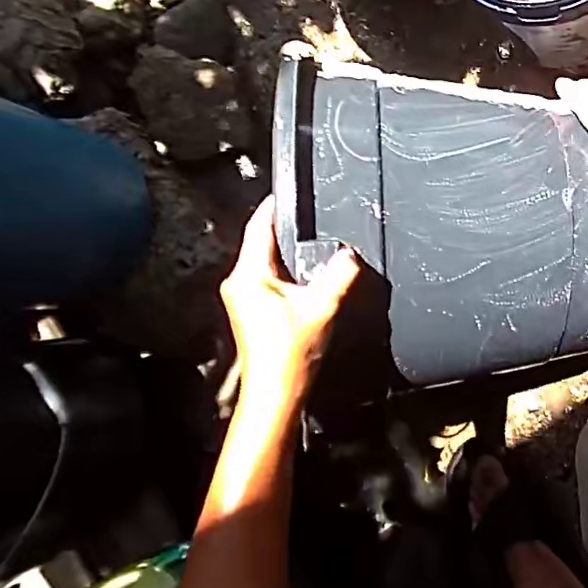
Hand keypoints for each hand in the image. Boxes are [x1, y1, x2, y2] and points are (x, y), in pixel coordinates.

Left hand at [220, 196, 360, 407]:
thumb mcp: (322, 307)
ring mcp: (241, 300)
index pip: (258, 227)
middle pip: (259, 244)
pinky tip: (302, 277)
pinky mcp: (250, 313)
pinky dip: (283, 273)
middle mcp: (238, 284)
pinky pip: (265, 280)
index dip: (272, 207)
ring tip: (306, 241)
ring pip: (263, 263)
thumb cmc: (288, 356)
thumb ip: (339, 275)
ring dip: (284, 253)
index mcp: (248, 276)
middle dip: (282, 230)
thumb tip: (350, 255)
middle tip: (304, 215)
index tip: (284, 193)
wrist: (276, 393)